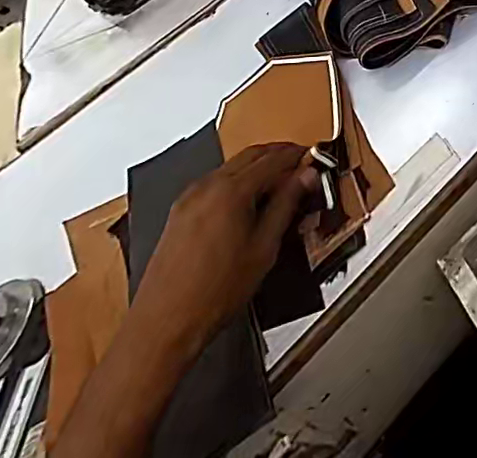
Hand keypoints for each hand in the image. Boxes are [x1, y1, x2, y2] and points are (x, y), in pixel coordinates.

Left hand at [133, 143, 316, 348]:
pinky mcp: (180, 211)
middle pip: (251, 155)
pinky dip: (237, 181)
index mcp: (231, 191)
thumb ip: (286, 205)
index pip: (273, 158)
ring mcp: (190, 196)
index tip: (312, 157)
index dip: (297, 155)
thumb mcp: (264, 247)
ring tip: (278, 185)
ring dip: (257, 167)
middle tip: (300, 164)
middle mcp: (207, 185)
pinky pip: (215, 182)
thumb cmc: (215, 293)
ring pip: (232, 166)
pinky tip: (248, 201)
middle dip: (278, 154)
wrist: (164, 324)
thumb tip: (305, 177)